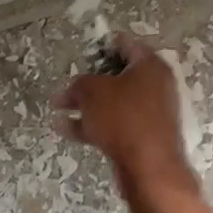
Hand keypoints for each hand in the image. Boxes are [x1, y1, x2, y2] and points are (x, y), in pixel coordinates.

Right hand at [52, 34, 194, 193]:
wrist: (150, 168)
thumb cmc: (123, 117)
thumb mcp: (92, 91)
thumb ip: (80, 84)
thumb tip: (76, 88)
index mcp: (150, 67)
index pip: (128, 45)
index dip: (106, 44)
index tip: (90, 48)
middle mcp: (155, 87)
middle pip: (119, 77)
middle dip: (90, 80)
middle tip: (70, 81)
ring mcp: (151, 115)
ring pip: (114, 103)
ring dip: (86, 105)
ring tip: (57, 106)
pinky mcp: (143, 138)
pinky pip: (114, 125)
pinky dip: (92, 125)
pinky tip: (64, 128)